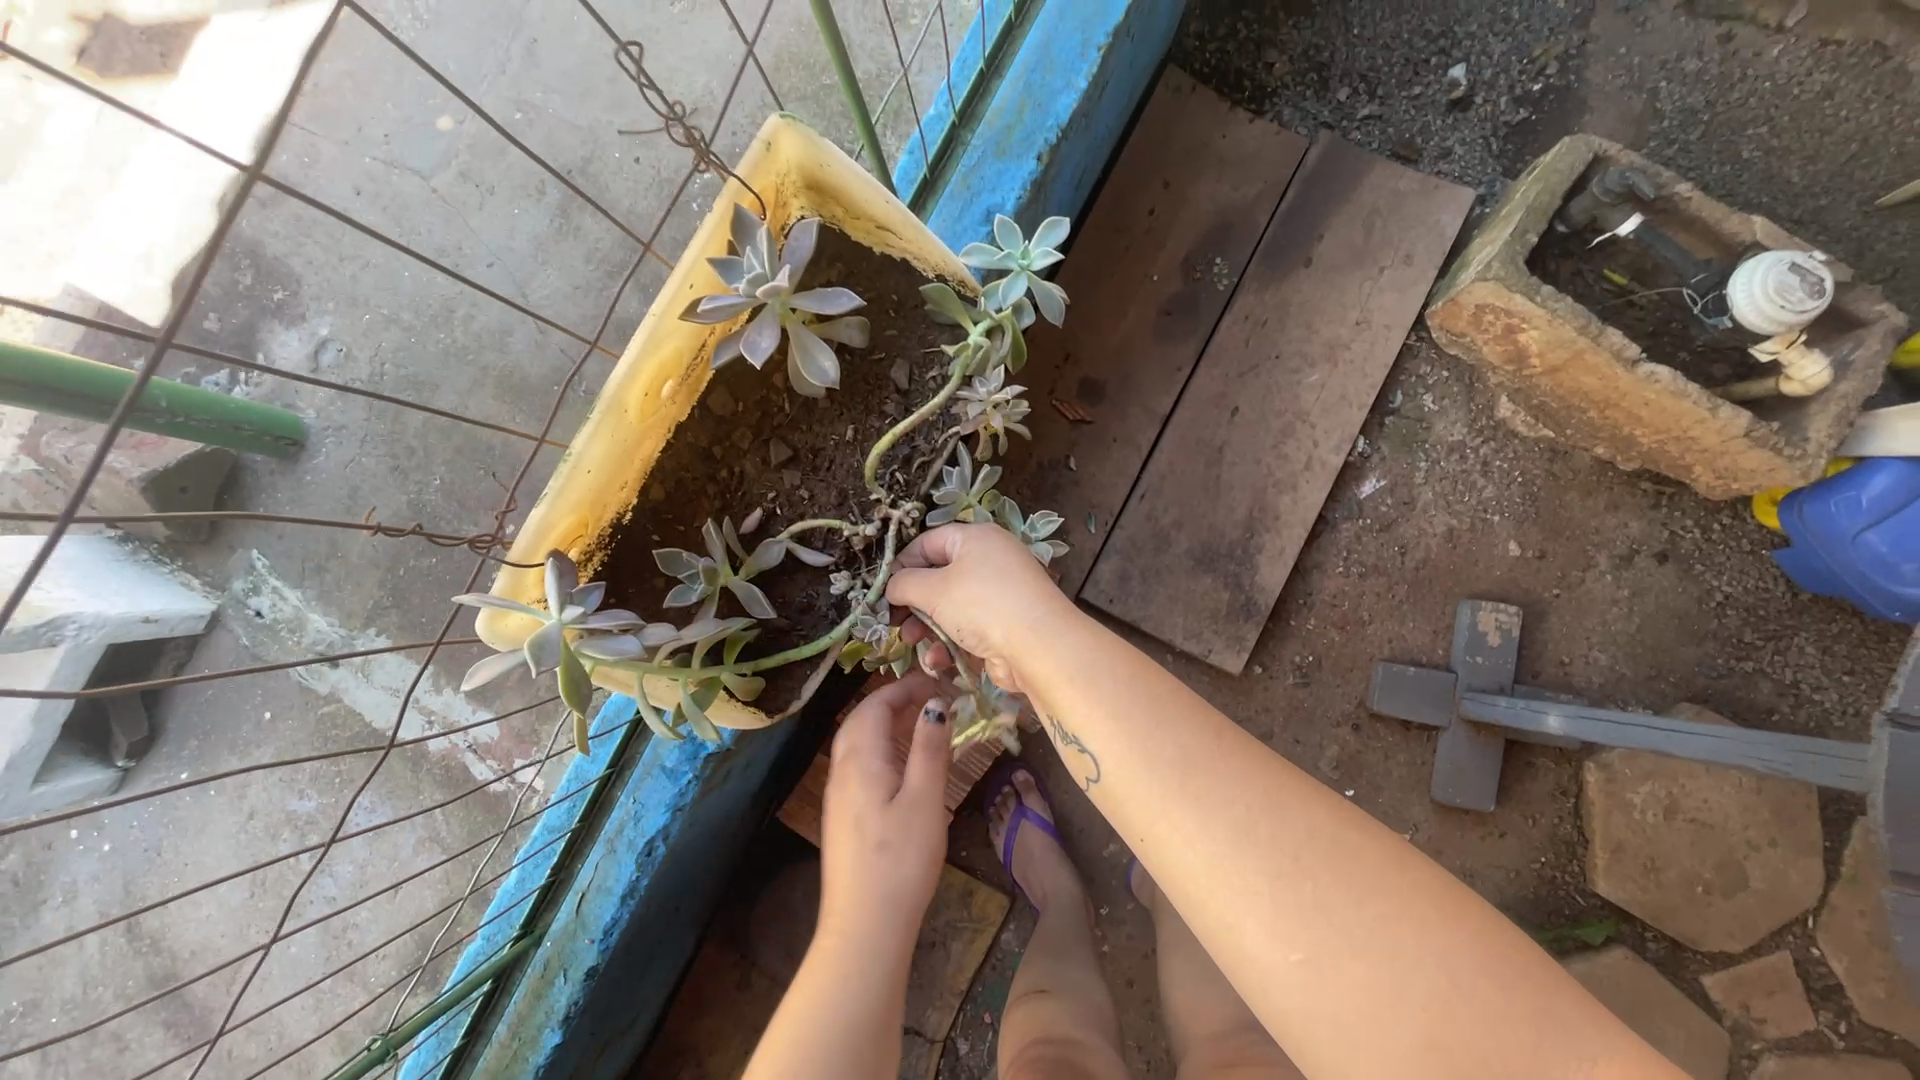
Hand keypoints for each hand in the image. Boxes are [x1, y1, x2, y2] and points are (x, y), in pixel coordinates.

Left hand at [817, 673, 953, 945]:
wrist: (864, 924)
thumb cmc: (901, 860)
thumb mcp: (925, 800)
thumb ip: (930, 748)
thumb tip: (936, 704)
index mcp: (860, 759)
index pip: (875, 704)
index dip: (905, 687)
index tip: (938, 682)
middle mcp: (842, 770)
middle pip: (862, 719)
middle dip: (895, 701)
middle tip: (933, 700)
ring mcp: (838, 794)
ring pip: (858, 742)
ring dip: (888, 724)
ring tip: (923, 725)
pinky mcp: (842, 816)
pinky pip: (859, 764)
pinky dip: (883, 748)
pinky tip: (904, 766)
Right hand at [885, 524, 1077, 695]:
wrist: (1038, 647)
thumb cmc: (981, 606)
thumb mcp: (933, 589)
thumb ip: (904, 583)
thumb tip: (892, 585)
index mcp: (975, 538)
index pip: (929, 542)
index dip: (902, 563)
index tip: (883, 589)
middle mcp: (990, 561)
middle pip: (939, 576)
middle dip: (912, 601)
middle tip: (893, 621)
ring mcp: (999, 594)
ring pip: (950, 606)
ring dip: (926, 625)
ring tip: (911, 641)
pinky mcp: (1004, 625)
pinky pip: (967, 628)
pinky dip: (950, 642)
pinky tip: (938, 659)